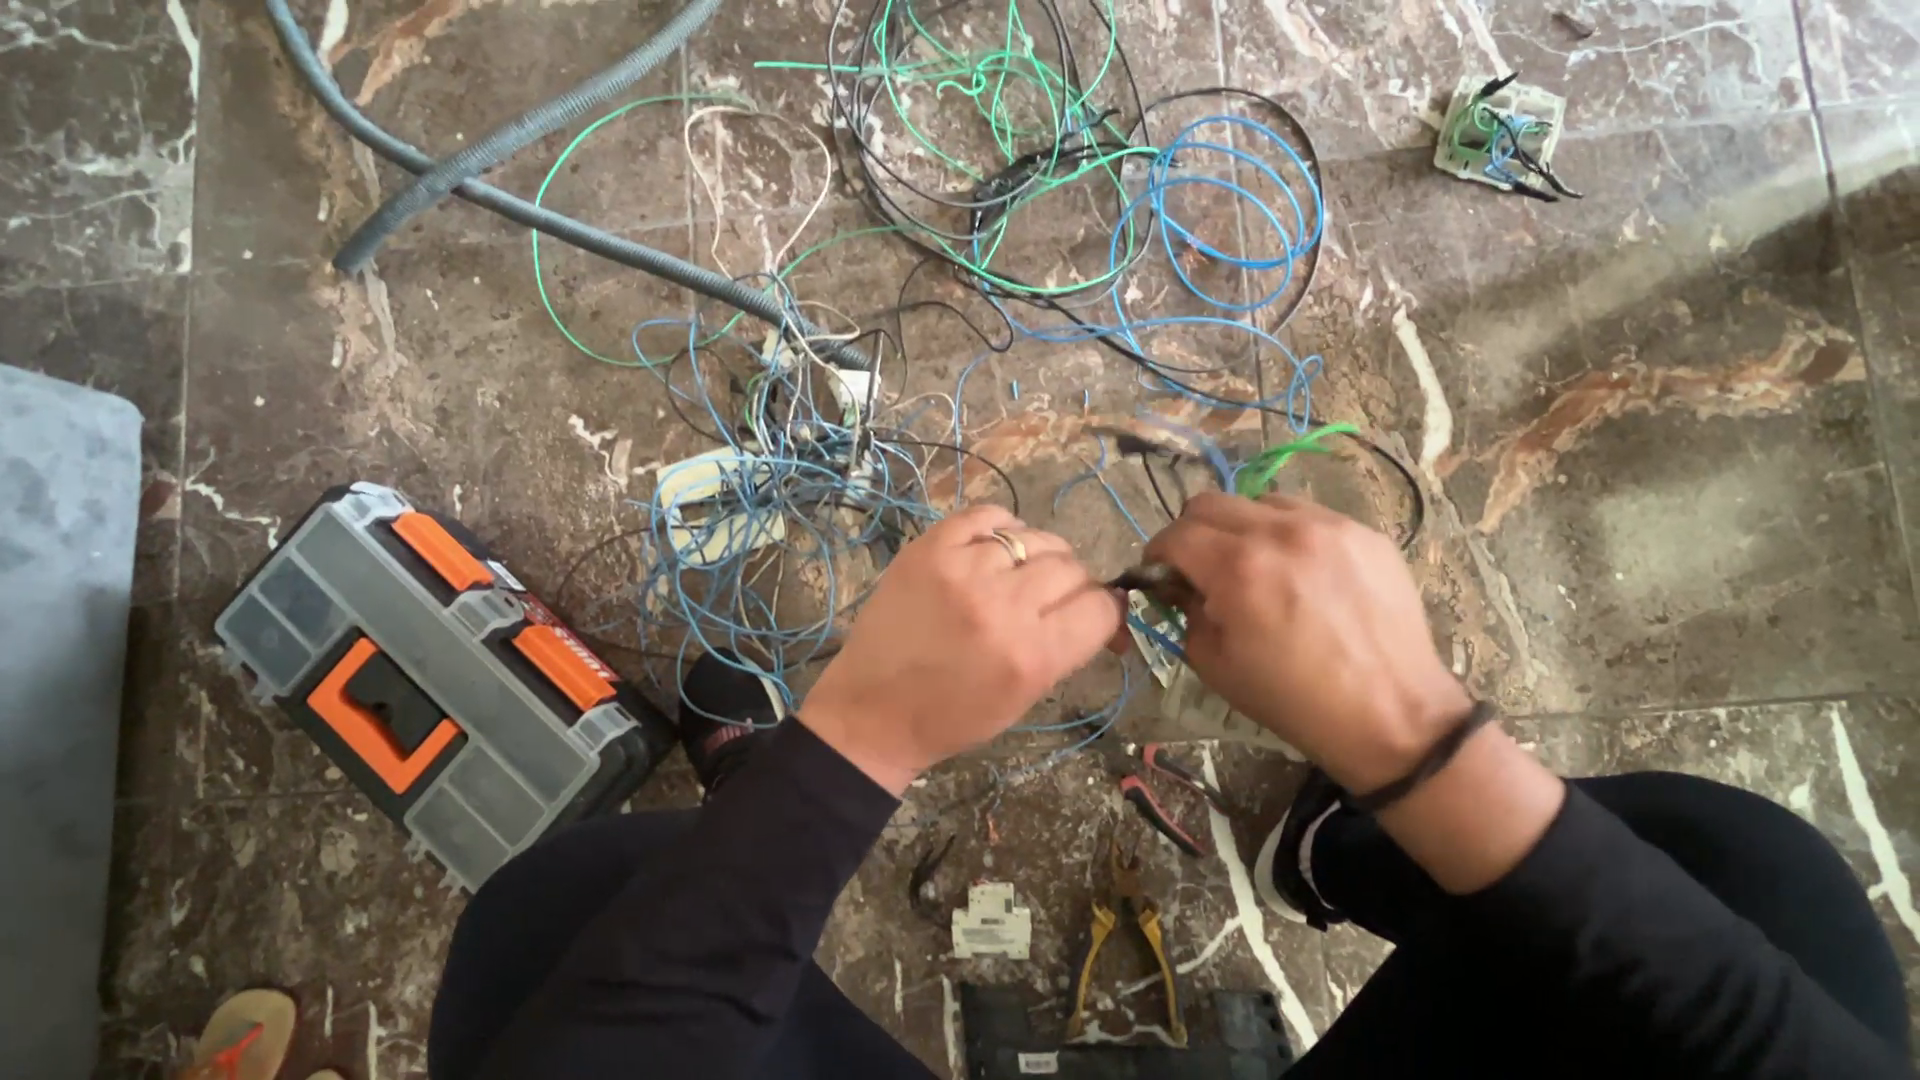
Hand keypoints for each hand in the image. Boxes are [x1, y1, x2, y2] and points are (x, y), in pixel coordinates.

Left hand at [801, 505, 1124, 793]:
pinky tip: (994, 549)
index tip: (1093, 615)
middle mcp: (1003, 605)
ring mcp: (963, 569)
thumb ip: (1067, 647)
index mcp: (1032, 655)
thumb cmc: (953, 718)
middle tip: (1048, 601)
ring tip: (1016, 577)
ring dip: (1036, 558)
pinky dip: (1000, 528)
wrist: (872, 712)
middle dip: (1072, 585)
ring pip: (1035, 538)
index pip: (1101, 607)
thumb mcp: (1025, 697)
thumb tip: (1108, 608)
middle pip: (1071, 568)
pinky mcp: (929, 548)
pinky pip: (987, 515)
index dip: (1106, 611)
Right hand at [1144, 493, 1472, 792]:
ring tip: (1258, 568)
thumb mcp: (1214, 663)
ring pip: (1259, 502)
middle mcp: (1280, 533)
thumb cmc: (1292, 699)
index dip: (1157, 556)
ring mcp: (1328, 526)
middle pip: (1209, 503)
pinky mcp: (1364, 533)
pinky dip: (1288, 536)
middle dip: (1192, 534)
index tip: (1162, 576)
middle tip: (1202, 569)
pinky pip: (1307, 516)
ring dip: (1242, 529)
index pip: (1174, 536)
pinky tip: (1302, 574)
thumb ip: (1186, 610)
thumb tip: (1182, 584)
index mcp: (1237, 569)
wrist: (1390, 714)